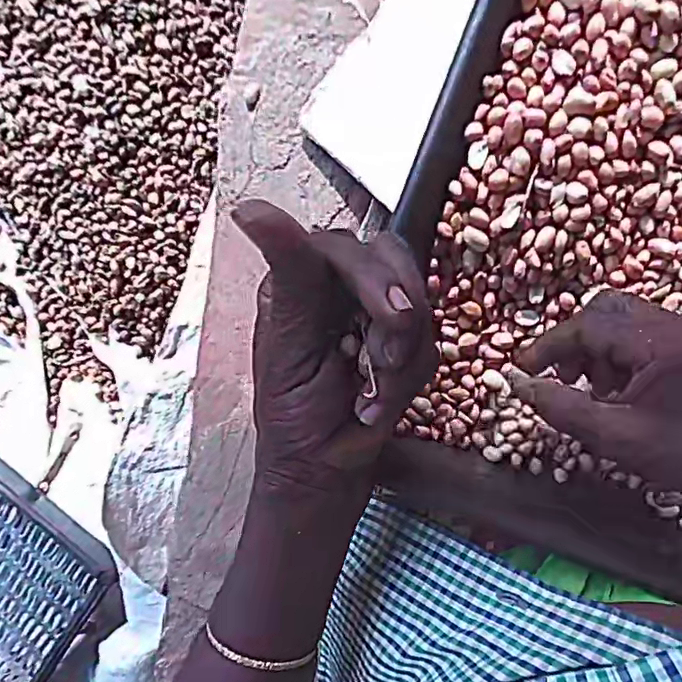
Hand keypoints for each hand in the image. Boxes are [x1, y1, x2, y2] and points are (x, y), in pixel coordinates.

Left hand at [231, 201, 436, 498]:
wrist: (324, 472)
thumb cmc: (294, 417)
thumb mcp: (289, 347)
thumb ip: (290, 277)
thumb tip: (252, 209)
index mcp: (303, 280)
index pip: (351, 248)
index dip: (377, 278)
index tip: (393, 317)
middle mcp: (340, 290)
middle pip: (394, 263)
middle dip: (397, 321)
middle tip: (384, 364)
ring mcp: (374, 316)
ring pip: (418, 306)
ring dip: (400, 360)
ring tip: (368, 397)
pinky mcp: (402, 345)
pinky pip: (428, 344)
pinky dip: (407, 380)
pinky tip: (378, 402)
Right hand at [509, 291, 681, 492]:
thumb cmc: (680, 455)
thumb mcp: (613, 436)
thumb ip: (562, 407)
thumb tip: (521, 386)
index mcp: (660, 344)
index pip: (590, 325)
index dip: (550, 346)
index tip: (525, 369)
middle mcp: (676, 326)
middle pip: (606, 309)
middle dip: (575, 341)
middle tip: (563, 377)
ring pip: (622, 319)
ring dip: (595, 348)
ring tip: (592, 390)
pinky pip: (640, 334)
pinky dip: (616, 355)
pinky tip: (616, 390)